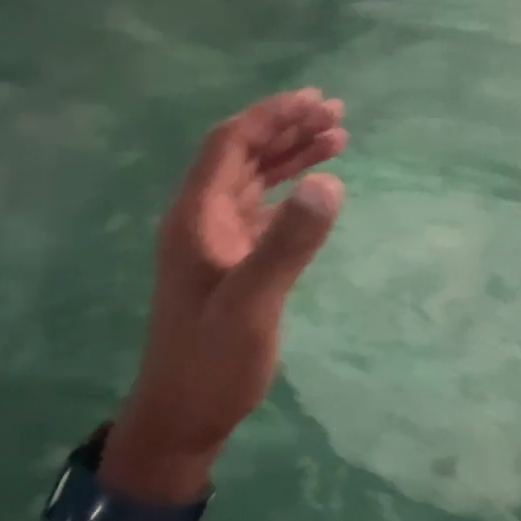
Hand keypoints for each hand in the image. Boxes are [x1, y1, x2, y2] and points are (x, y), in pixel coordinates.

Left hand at [102, 90, 347, 499]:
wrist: (183, 418)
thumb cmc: (212, 363)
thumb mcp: (252, 304)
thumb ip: (288, 243)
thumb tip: (329, 182)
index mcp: (195, 217)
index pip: (229, 144)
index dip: (269, 117)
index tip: (314, 102)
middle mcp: (200, 218)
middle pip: (242, 153)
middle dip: (286, 127)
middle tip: (335, 112)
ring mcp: (214, 239)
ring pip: (253, 177)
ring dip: (290, 154)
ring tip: (337, 135)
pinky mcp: (230, 259)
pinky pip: (260, 206)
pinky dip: (289, 188)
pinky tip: (316, 184)